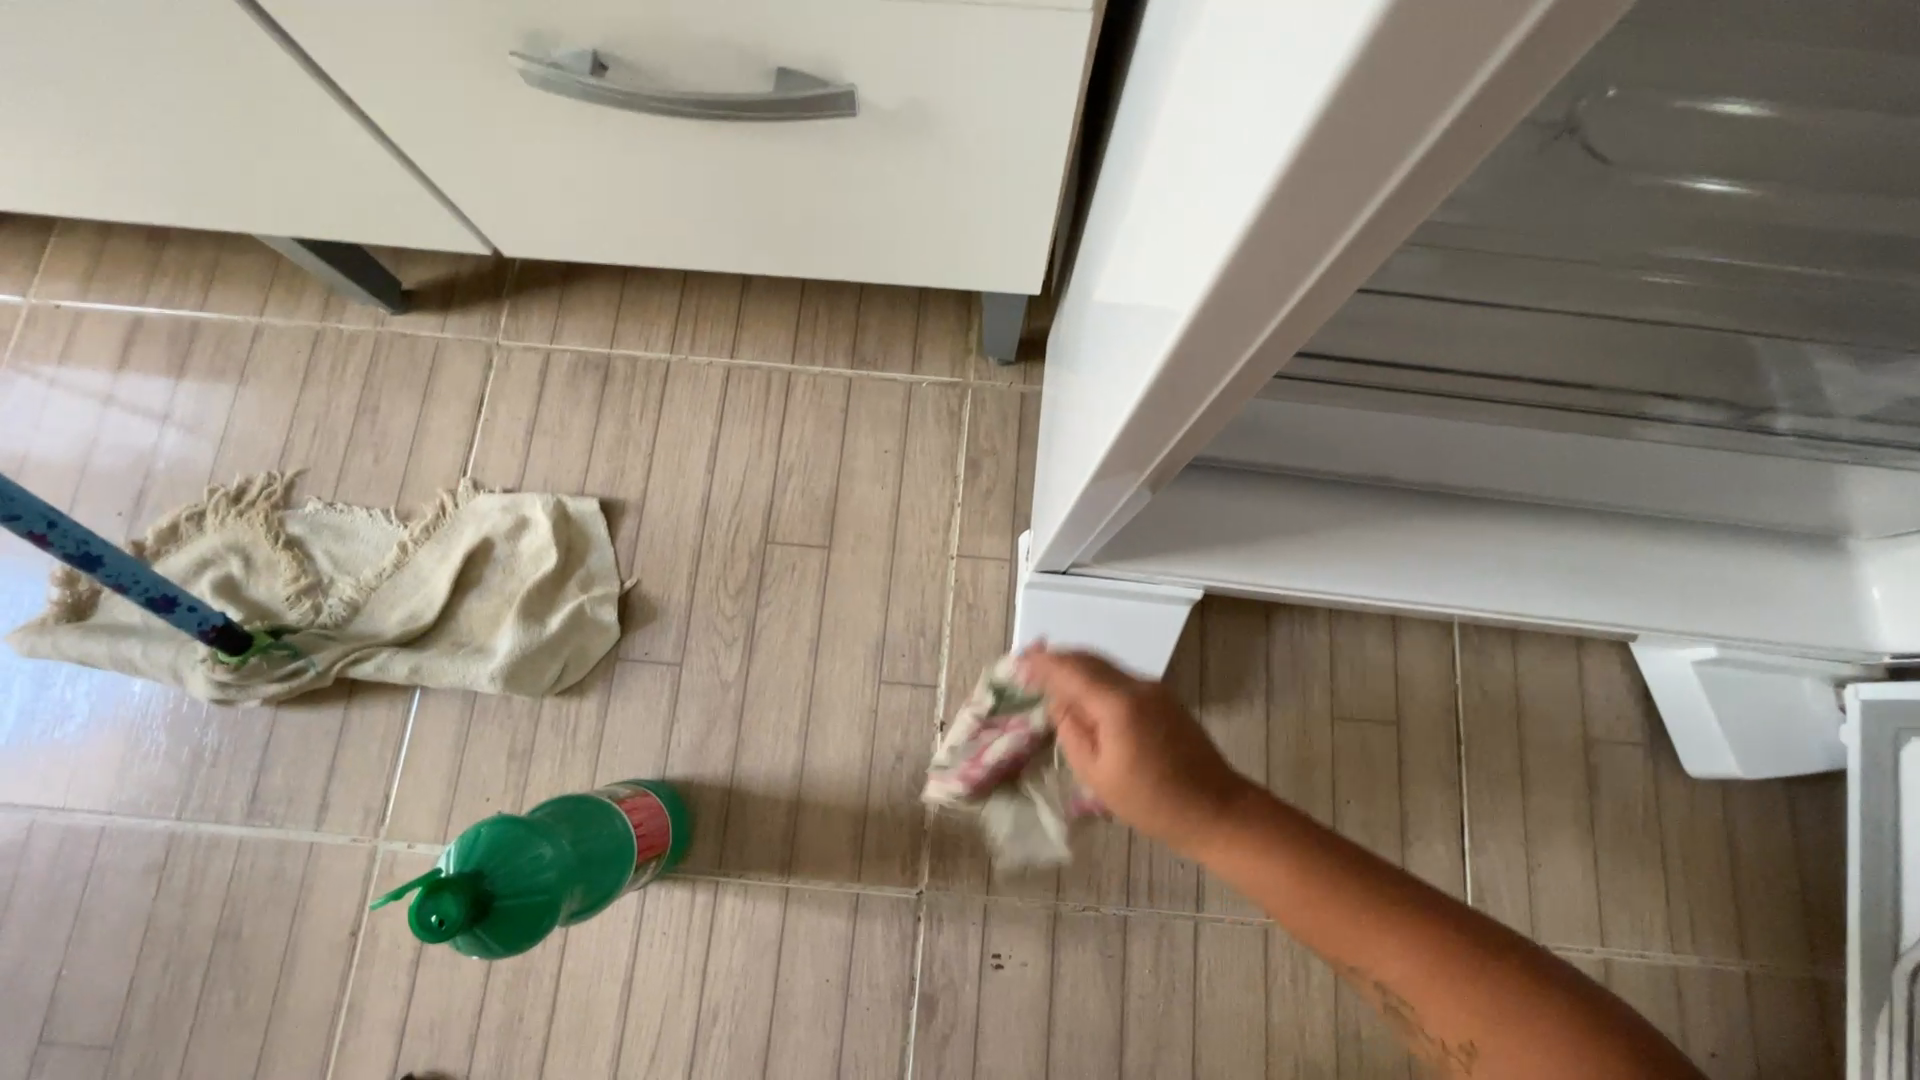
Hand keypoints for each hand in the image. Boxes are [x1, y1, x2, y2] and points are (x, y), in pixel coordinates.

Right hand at [1018, 647, 1255, 853]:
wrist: (1216, 810)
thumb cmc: (1151, 802)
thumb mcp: (1097, 775)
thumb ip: (1072, 732)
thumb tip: (1058, 703)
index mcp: (1118, 704)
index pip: (1071, 670)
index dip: (1043, 664)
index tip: (1018, 661)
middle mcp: (1137, 686)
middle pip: (1089, 660)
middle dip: (1057, 658)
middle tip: (1028, 661)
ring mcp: (1155, 691)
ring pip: (1106, 667)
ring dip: (1077, 667)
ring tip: (1049, 674)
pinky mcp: (1164, 700)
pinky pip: (1121, 680)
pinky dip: (1096, 679)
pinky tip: (1083, 693)